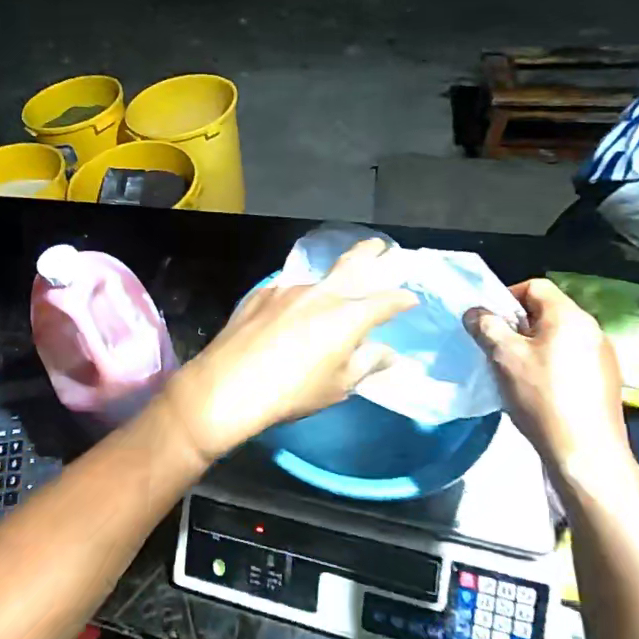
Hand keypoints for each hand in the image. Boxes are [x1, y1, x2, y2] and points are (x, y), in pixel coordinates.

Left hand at [163, 239, 416, 463]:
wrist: (228, 385)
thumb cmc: (292, 392)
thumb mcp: (338, 386)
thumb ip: (366, 363)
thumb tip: (387, 353)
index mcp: (347, 316)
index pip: (385, 301)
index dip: (401, 300)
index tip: (410, 299)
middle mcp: (320, 293)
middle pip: (351, 264)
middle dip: (369, 253)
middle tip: (379, 246)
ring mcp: (286, 289)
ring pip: (316, 278)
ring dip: (328, 281)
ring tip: (331, 290)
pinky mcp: (260, 294)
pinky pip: (286, 289)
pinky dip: (297, 296)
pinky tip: (291, 309)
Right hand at [464, 279, 630, 477]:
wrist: (585, 451)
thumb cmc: (541, 396)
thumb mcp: (504, 357)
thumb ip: (486, 326)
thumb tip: (476, 312)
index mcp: (569, 316)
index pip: (534, 286)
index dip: (506, 297)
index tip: (489, 323)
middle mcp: (592, 328)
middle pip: (547, 311)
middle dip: (518, 324)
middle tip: (497, 348)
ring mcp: (603, 354)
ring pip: (559, 336)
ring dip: (534, 345)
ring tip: (515, 371)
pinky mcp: (605, 378)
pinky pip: (571, 357)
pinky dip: (551, 363)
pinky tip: (539, 389)